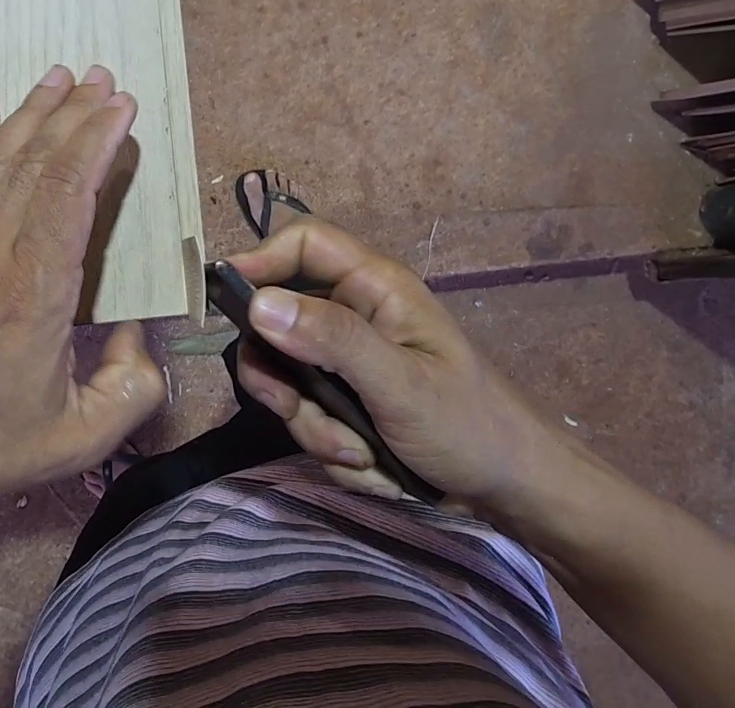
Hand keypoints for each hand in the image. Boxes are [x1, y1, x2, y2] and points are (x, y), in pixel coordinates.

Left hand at [0, 65, 166, 529]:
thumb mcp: (82, 437)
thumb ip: (133, 384)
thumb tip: (139, 334)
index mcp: (35, 291)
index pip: (70, 192)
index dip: (98, 141)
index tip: (121, 105)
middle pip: (37, 164)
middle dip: (74, 113)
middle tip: (103, 77)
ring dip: (30, 114)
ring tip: (58, 75)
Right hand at [228, 218, 577, 514]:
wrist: (508, 491)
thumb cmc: (468, 425)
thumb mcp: (399, 383)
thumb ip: (331, 339)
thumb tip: (258, 302)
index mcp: (374, 287)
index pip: (304, 243)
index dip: (261, 260)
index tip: (226, 300)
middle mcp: (353, 312)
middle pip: (277, 319)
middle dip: (281, 376)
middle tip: (291, 408)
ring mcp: (345, 357)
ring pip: (285, 375)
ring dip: (311, 424)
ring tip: (358, 453)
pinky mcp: (343, 395)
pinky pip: (304, 412)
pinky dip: (327, 444)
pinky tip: (370, 463)